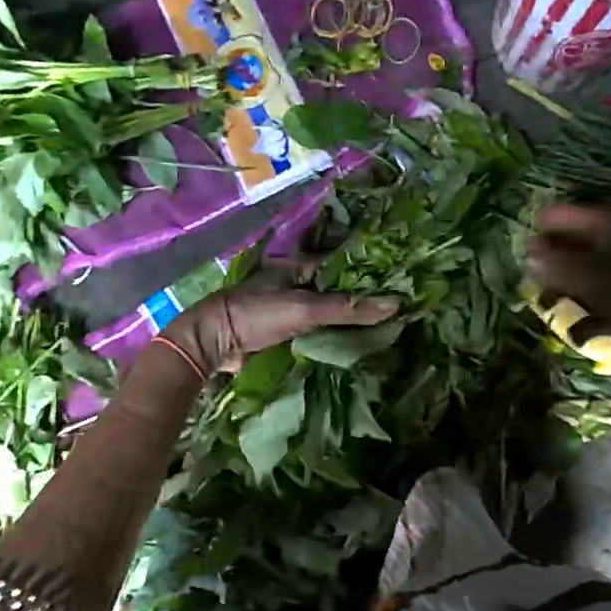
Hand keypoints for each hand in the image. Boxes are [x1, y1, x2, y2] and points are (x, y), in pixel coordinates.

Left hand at [159, 272, 398, 375]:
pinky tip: (354, 341)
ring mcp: (290, 307)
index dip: (370, 274)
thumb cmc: (257, 315)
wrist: (211, 343)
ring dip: (349, 319)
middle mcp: (297, 283)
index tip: (399, 284)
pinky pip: (318, 329)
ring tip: (384, 326)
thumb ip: (348, 308)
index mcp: (300, 266)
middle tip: (397, 308)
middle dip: (362, 298)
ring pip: (329, 310)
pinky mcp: (285, 330)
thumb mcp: (305, 309)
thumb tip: (396, 305)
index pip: (345, 266)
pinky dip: (334, 334)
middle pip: (338, 289)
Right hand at [527, 205, 610, 384]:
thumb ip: (572, 270)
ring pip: (592, 277)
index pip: (599, 222)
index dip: (569, 218)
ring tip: (542, 290)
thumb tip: (533, 254)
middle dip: (562, 250)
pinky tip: (570, 321)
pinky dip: (582, 309)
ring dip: (567, 281)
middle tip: (531, 255)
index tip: (538, 219)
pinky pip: (599, 305)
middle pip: (593, 248)